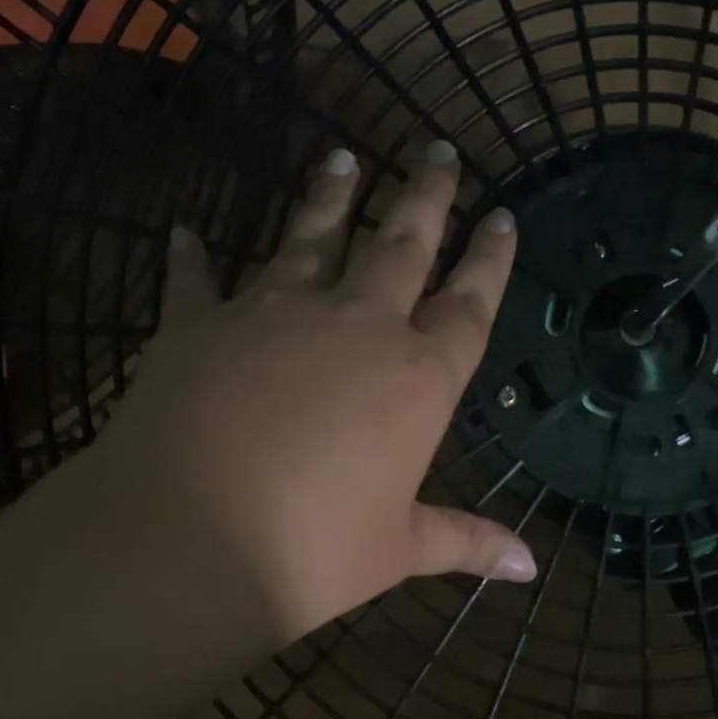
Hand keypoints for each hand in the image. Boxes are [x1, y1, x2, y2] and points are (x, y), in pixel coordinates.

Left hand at [50, 141, 534, 641]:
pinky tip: (185, 233)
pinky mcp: (201, 322)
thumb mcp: (399, 550)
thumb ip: (467, 542)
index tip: (504, 216)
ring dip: (333, 197)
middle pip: (402, 245)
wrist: (189, 540)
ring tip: (345, 157)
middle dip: (427, 196)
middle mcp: (356, 327)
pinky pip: (198, 278)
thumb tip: (532, 569)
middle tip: (440, 149)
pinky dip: (193, 257)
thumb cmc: (313, 551)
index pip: (469, 305)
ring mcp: (275, 313)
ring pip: (313, 237)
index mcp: (417, 379)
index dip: (491, 261)